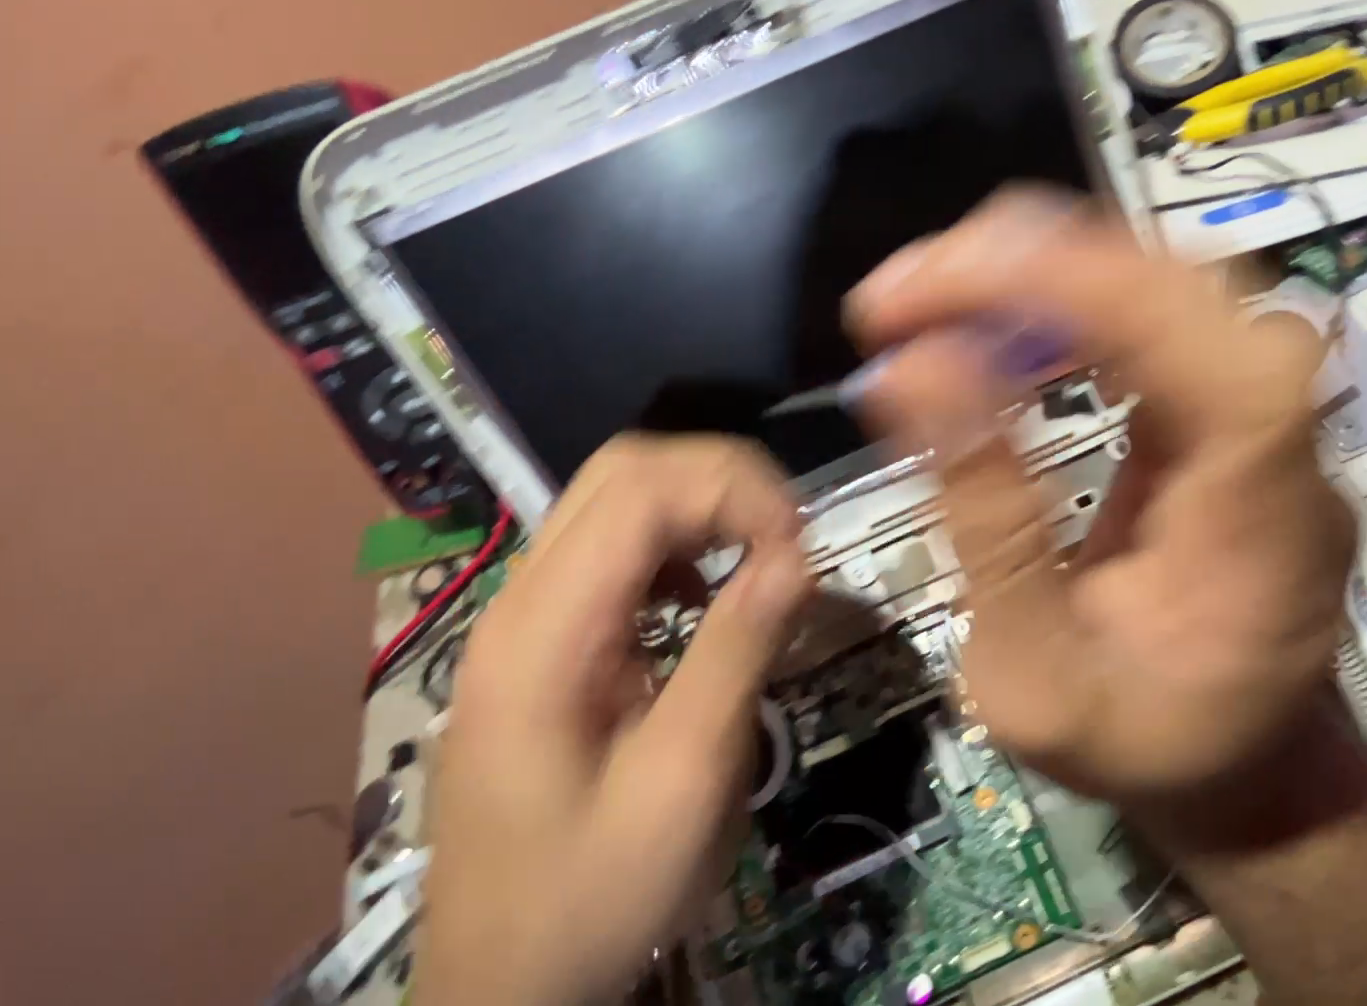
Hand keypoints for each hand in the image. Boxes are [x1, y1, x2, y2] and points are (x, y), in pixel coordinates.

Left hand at [416, 436, 809, 1005]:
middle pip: (623, 472)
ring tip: (764, 558)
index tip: (802, 547)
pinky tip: (707, 595)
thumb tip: (798, 555)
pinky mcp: (544, 640)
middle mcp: (521, 601)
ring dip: (702, 509)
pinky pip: (613, 552)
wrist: (505, 984)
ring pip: (617, 501)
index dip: (736, 490)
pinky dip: (677, 546)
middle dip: (721, 483)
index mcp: (543, 631)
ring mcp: (525, 618)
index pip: (641, 488)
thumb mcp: (684, 779)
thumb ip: (738, 652)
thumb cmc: (595, 893)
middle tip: (789, 540)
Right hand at [846, 192, 1357, 851]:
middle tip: (906, 294)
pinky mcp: (1236, 416)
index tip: (924, 292)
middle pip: (1191, 287)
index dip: (1074, 286)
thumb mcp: (1037, 678)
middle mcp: (1294, 446)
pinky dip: (1069, 303)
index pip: (1207, 348)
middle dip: (1037, 262)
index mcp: (1265, 523)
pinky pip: (1160, 321)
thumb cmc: (1145, 750)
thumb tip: (912, 369)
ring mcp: (1274, 421)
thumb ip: (986, 524)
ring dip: (1047, 271)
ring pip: (1174, 285)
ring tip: (935, 300)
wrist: (1247, 772)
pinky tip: (1000, 323)